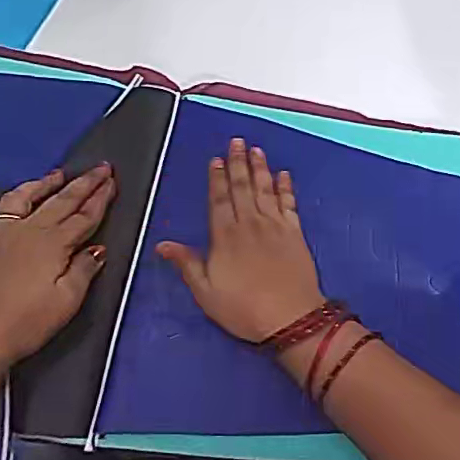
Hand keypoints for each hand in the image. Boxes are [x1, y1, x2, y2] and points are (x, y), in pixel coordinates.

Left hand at [0, 164, 115, 366]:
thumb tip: (97, 248)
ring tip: (55, 174)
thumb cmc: (29, 322)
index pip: (84, 216)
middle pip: (60, 202)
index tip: (112, 180)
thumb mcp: (68, 300)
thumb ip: (83, 269)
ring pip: (21, 200)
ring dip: (40, 185)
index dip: (100, 198)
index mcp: (53, 243)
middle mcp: (28, 231)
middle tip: (99, 167)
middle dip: (83, 184)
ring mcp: (0, 238)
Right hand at [158, 138, 323, 342]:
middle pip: (242, 188)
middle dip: (238, 163)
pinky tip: (283, 175)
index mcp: (225, 237)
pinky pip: (289, 204)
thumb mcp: (206, 292)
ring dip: (260, 168)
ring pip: (265, 190)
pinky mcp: (296, 234)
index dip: (217, 179)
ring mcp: (275, 227)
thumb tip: (163, 244)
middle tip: (236, 142)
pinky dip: (286, 188)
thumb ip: (187, 265)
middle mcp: (250, 224)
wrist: (291, 318)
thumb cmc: (244, 309)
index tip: (216, 160)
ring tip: (256, 150)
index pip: (219, 200)